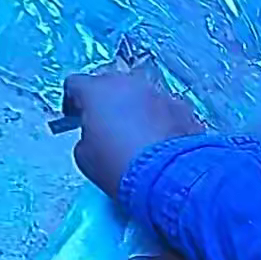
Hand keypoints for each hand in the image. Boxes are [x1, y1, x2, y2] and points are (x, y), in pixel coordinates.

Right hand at [62, 70, 200, 196]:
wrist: (170, 176)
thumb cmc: (119, 165)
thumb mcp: (84, 155)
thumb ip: (86, 134)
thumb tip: (96, 134)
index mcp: (98, 90)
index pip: (77, 84)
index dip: (74, 101)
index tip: (77, 116)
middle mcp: (131, 83)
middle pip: (113, 84)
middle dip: (109, 101)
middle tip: (109, 125)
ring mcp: (162, 94)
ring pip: (144, 96)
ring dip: (139, 109)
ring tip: (140, 135)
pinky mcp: (186, 109)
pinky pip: (167, 110)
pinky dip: (163, 121)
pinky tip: (163, 142)